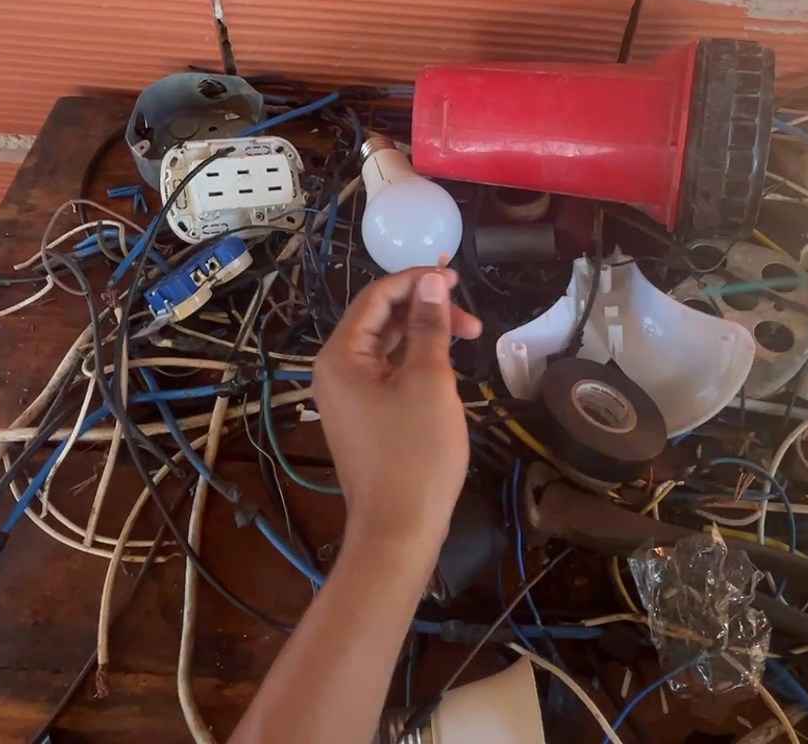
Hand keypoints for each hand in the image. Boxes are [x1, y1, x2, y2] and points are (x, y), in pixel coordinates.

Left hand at [311, 268, 482, 559]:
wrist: (399, 531)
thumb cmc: (415, 452)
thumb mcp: (428, 379)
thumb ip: (428, 325)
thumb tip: (431, 280)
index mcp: (341, 354)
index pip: (376, 297)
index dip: (416, 280)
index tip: (456, 277)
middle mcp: (336, 368)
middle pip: (382, 319)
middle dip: (426, 309)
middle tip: (471, 318)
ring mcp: (349, 393)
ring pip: (389, 345)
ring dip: (426, 334)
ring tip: (470, 338)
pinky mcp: (365, 413)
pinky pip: (390, 371)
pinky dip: (418, 360)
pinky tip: (448, 364)